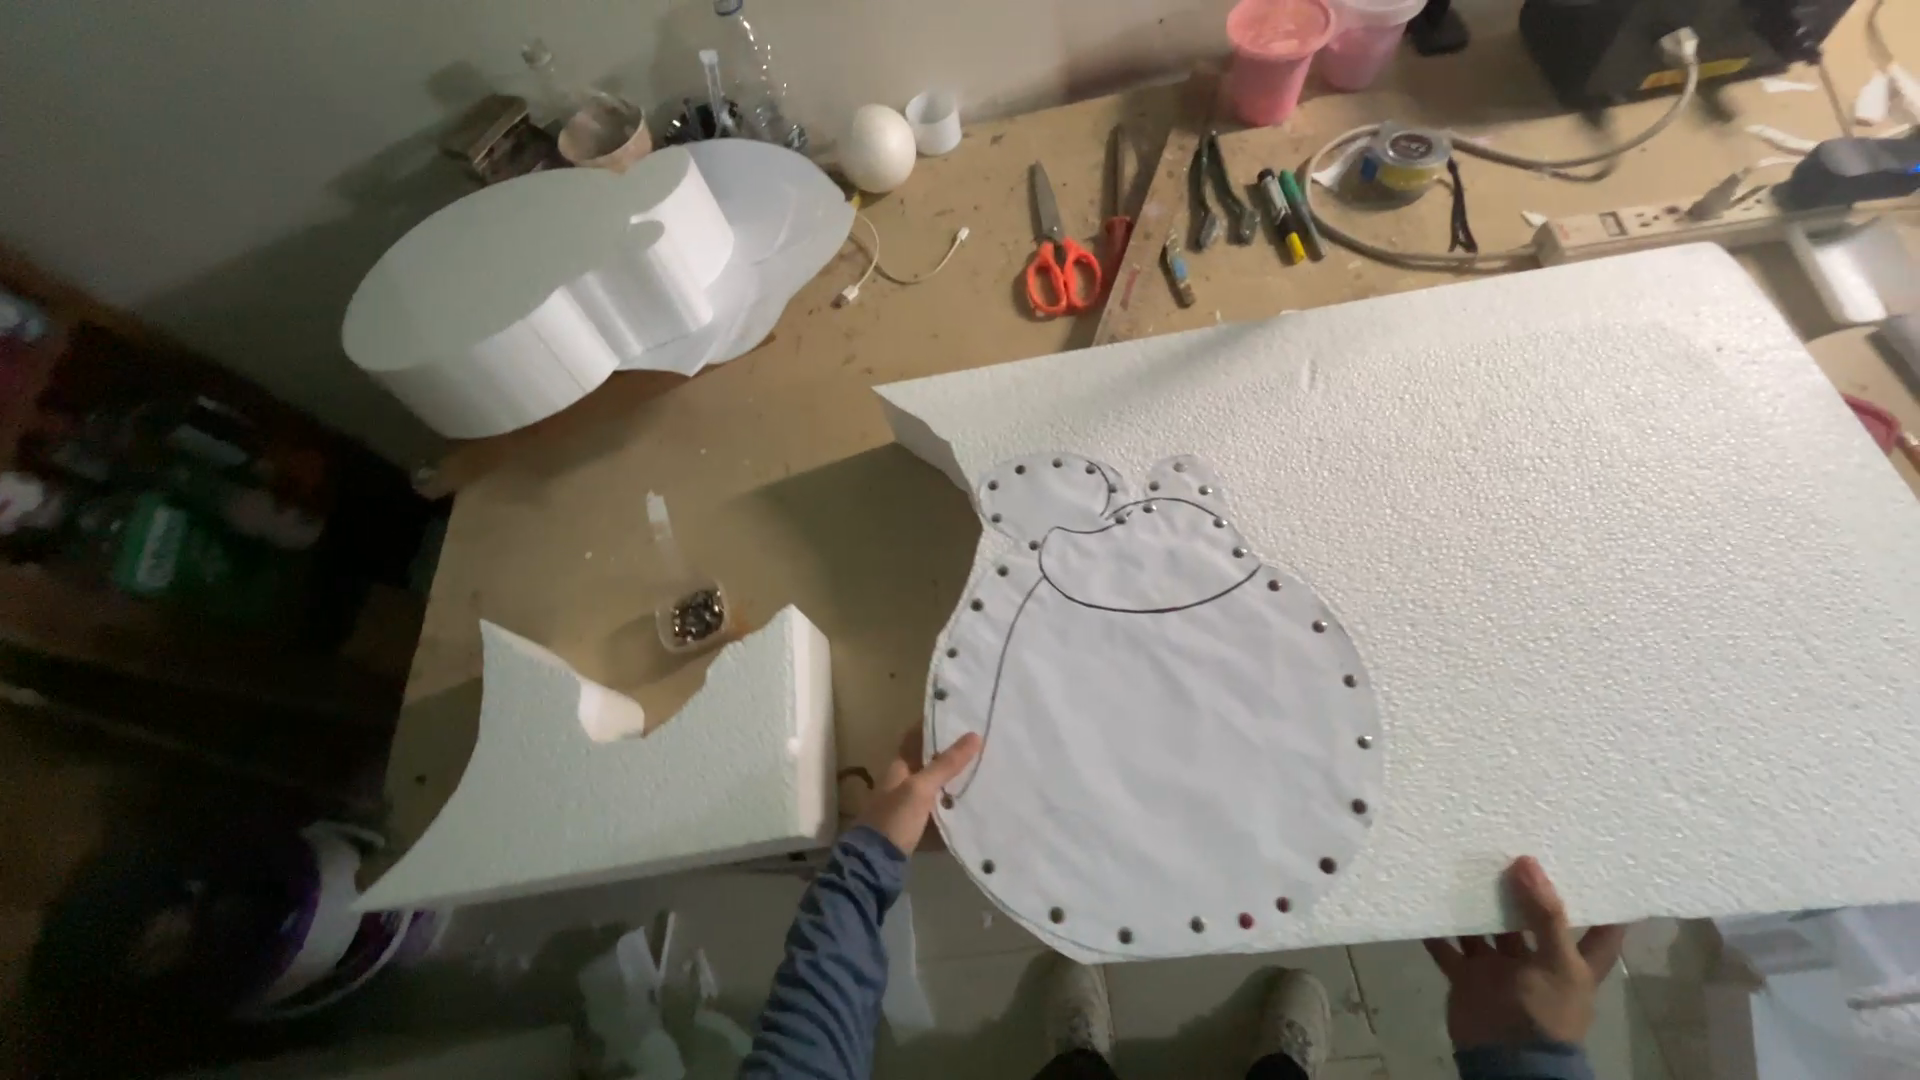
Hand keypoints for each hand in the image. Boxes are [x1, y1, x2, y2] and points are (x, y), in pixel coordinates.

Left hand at [854, 729, 981, 854]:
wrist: (875, 865)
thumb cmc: (894, 819)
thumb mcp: (920, 788)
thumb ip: (946, 764)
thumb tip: (974, 735)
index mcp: (899, 768)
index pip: (915, 738)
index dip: (933, 726)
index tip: (958, 717)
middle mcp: (902, 783)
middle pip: (929, 764)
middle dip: (952, 755)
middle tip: (982, 746)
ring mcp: (909, 808)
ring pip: (936, 789)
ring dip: (955, 783)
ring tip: (985, 773)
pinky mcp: (917, 829)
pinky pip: (939, 815)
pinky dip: (953, 811)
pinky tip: (974, 809)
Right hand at [1423, 856, 1626, 1049]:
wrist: (1506, 1058)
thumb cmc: (1546, 1012)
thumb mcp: (1556, 963)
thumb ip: (1544, 915)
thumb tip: (1527, 862)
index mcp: (1572, 964)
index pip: (1598, 931)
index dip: (1602, 905)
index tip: (1594, 869)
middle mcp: (1537, 962)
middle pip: (1529, 920)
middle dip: (1518, 891)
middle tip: (1506, 850)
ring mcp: (1500, 969)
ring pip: (1485, 929)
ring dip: (1472, 905)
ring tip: (1457, 867)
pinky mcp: (1467, 975)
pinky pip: (1446, 946)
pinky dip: (1434, 928)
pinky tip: (1422, 901)